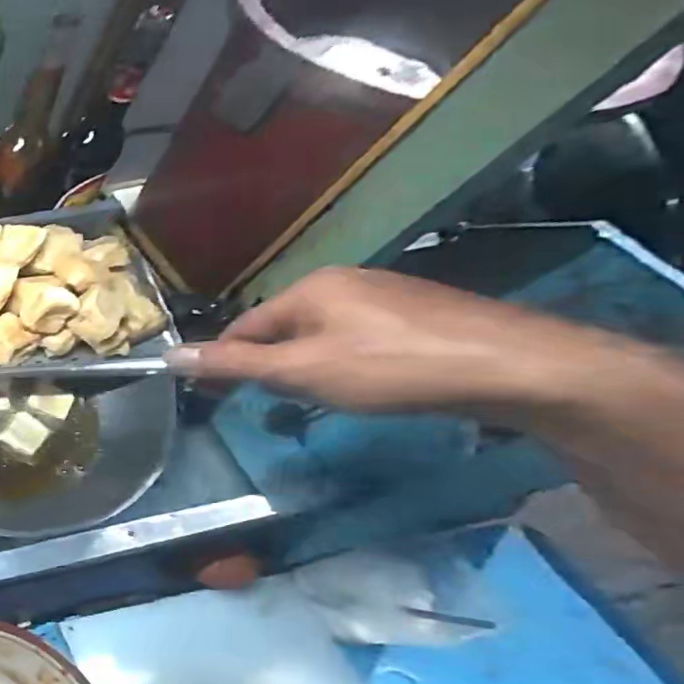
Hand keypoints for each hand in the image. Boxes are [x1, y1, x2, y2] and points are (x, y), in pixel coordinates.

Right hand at [163, 266, 609, 422]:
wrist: (515, 367)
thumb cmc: (390, 367)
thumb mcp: (298, 371)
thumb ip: (231, 365)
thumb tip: (168, 356)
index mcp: (308, 288)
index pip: (241, 329)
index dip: (224, 366)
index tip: (216, 399)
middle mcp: (342, 281)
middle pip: (278, 330)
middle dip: (267, 367)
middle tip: (275, 402)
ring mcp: (382, 294)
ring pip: (315, 336)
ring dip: (302, 367)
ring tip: (320, 397)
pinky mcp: (415, 312)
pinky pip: (353, 337)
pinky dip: (340, 362)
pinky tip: (362, 384)